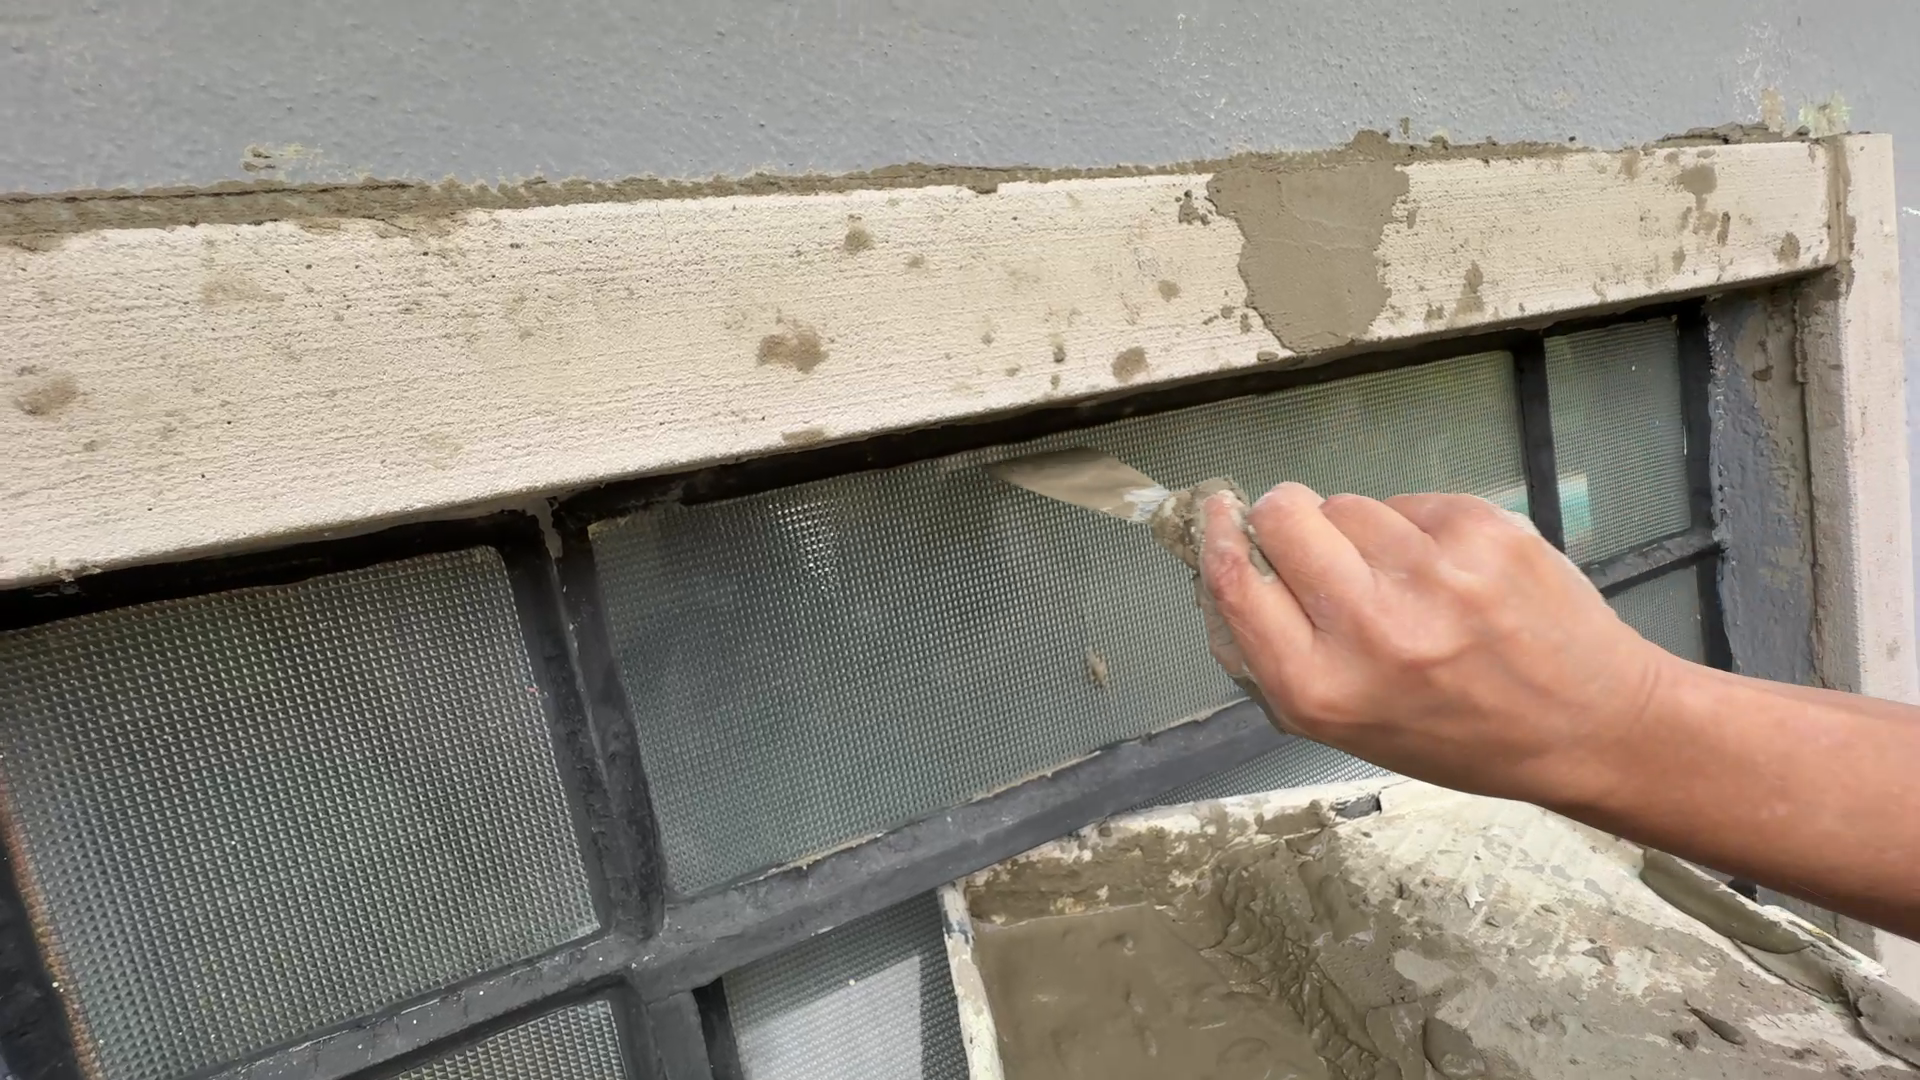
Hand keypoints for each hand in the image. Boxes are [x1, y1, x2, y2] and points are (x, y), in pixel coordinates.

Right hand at [1199, 482, 1677, 806]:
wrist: (1593, 729)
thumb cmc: (1445, 734)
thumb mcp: (1334, 723)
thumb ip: (1268, 650)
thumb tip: (1222, 569)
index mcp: (1320, 687)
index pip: (1236, 583)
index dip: (1218, 536)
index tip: (1216, 510)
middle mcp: (1371, 628)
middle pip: (1282, 516)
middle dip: (1281, 514)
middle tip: (1310, 537)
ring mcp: (1433, 575)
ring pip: (1346, 503)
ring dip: (1354, 529)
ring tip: (1400, 576)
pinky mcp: (1485, 533)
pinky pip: (1406, 502)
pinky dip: (1412, 528)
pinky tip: (1447, 569)